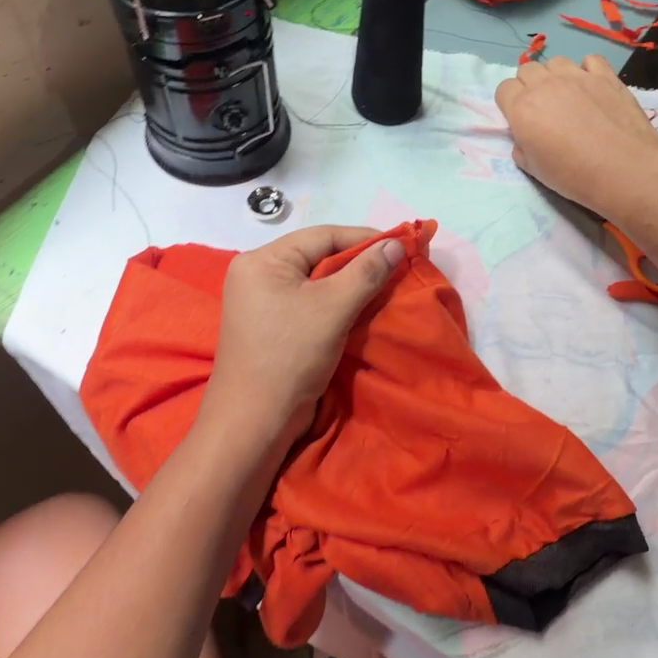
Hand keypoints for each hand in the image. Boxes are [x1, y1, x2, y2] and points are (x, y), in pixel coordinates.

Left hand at [203, 225, 406, 451]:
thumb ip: (366, 272)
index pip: (322, 236)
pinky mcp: (273, 327)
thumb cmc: (290, 356)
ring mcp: (263, 302)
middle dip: (359, 262)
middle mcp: (258, 275)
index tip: (402, 245)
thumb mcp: (333, 308)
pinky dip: (337, 304)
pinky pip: (310, 303)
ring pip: (317, 282)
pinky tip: (361, 309)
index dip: (364, 239)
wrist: (255, 421)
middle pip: (318, 256)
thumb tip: (396, 243)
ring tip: (386, 287)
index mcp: (263, 260)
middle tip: (398, 267)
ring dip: (351, 285)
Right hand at [495, 54, 657, 219]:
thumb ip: (522, 147)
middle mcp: (545, 85)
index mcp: (522, 108)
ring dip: (556, 75)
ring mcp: (577, 76)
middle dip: (530, 85)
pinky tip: (593, 86)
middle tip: (544, 109)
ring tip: (568, 96)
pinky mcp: (606, 75)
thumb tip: (526, 138)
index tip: (521, 119)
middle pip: (527, 69)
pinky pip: (590, 60)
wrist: (625, 170)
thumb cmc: (574, 176)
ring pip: (556, 61)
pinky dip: (588, 70)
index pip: (504, 89)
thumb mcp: (534, 170)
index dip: (510, 103)